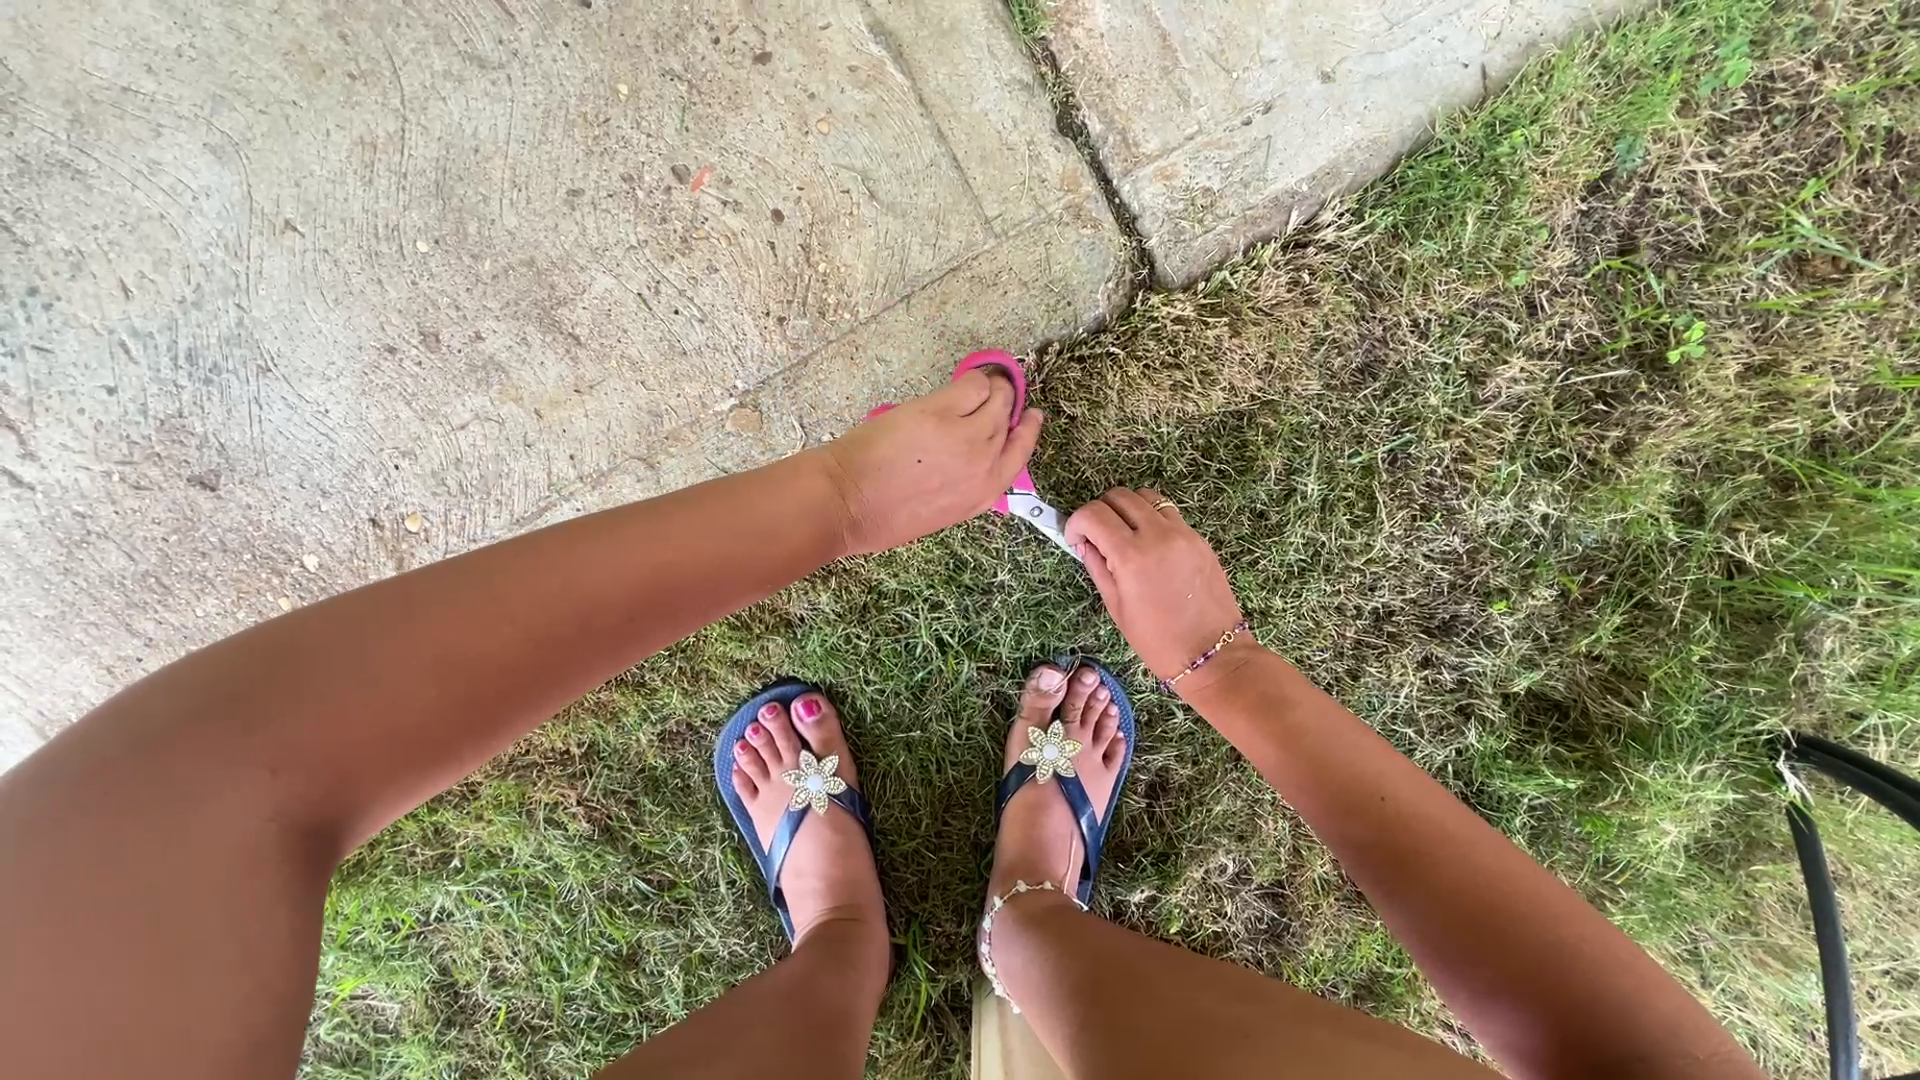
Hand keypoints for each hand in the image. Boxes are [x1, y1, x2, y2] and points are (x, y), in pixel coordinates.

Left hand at [814, 369, 1042, 554]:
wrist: (846, 503)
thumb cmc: (880, 516)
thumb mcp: (940, 512)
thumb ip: (963, 485)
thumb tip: (968, 457)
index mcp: (983, 495)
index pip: (1020, 453)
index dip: (1024, 429)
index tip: (1027, 416)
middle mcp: (983, 465)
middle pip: (1009, 421)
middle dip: (1004, 403)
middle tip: (992, 391)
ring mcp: (966, 436)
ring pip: (997, 397)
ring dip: (991, 387)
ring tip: (976, 384)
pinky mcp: (941, 412)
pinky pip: (973, 384)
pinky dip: (972, 379)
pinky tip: (962, 381)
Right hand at [1065, 488, 1245, 683]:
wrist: (1212, 653)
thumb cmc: (1157, 640)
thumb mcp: (1116, 606)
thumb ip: (1097, 567)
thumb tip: (1085, 543)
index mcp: (1131, 556)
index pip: (1093, 514)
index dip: (1076, 522)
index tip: (1075, 538)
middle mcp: (1158, 535)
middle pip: (1119, 496)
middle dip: (1100, 511)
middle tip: (1096, 536)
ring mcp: (1183, 533)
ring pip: (1146, 497)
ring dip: (1127, 508)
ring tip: (1123, 535)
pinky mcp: (1199, 539)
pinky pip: (1168, 514)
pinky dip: (1151, 519)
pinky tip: (1149, 545)